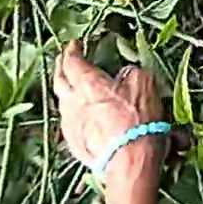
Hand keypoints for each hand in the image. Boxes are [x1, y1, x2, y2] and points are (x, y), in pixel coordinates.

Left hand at [53, 41, 164, 203]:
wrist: (129, 160)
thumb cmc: (137, 118)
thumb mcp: (144, 82)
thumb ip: (130, 72)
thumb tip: (123, 73)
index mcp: (87, 83)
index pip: (72, 61)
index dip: (73, 50)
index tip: (76, 43)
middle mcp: (72, 102)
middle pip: (59, 80)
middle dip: (61, 66)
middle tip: (65, 58)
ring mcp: (70, 124)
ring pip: (62, 101)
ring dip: (66, 89)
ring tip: (73, 84)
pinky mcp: (74, 144)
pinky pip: (69, 120)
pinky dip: (73, 110)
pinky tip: (81, 112)